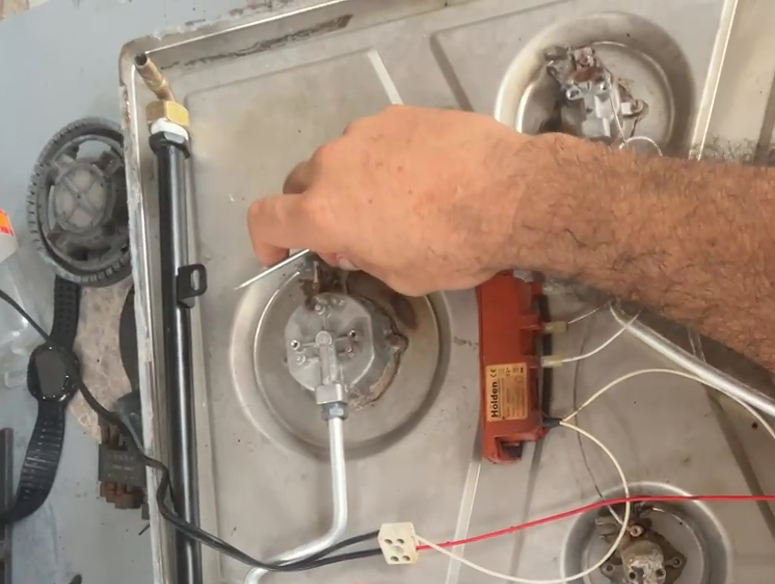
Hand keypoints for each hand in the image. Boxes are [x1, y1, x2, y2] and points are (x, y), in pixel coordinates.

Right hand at [247, 106, 540, 295]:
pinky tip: (419, 181)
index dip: (266, 240)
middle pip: (301, 185)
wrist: (508, 193)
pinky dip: (384, 163)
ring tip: (395, 208)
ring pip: (340, 162)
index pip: (267, 218)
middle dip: (314, 212)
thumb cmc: (455, 247)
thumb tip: (356, 246)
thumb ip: (365, 259)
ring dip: (352, 186)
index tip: (278, 252)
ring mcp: (365, 133)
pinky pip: (375, 142)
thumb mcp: (402, 277)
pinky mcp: (397, 115)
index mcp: (326, 213)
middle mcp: (334, 166)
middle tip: (349, 238)